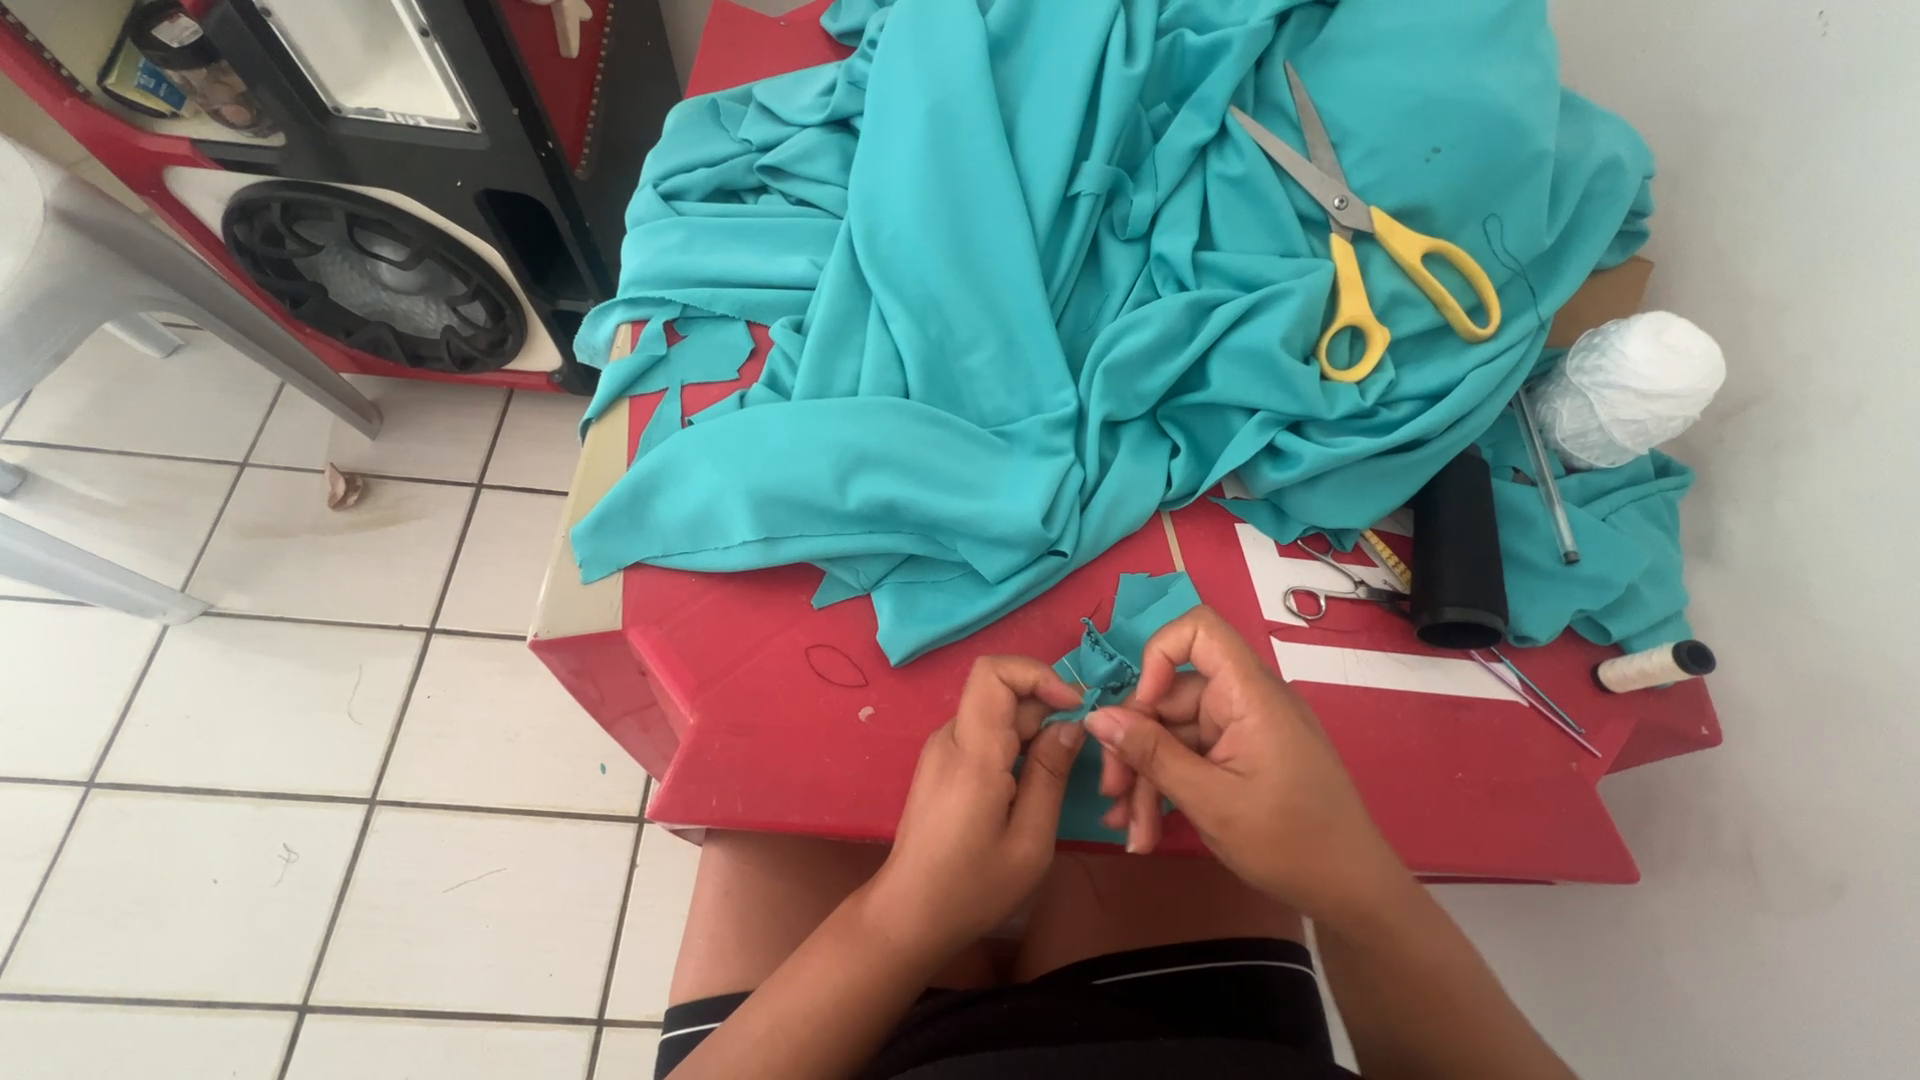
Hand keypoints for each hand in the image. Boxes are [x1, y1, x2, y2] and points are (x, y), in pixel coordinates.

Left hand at [865, 656, 1086, 958]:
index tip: (1074, 707)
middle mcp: (950, 738)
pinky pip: (984, 733)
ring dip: (1033, 728)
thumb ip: (1051, 775)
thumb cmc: (972, 887)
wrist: (908, 914)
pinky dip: (1015, 743)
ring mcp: (941, 749)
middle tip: (1082, 752)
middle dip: (1046, 708)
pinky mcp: (941, 763)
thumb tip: (1072, 724)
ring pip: (995, 712)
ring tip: (1061, 772)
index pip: (994, 672)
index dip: (1038, 674)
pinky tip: (1032, 782)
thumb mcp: (1030, 841)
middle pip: (1000, 692)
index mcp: (972, 753)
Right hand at [1083, 607, 1405, 921]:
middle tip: (1112, 796)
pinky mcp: (1241, 757)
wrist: (1354, 894)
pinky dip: (1167, 788)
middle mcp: (1245, 701)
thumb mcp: (1210, 801)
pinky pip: (1190, 757)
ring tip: (1130, 831)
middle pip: (1171, 697)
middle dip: (1135, 747)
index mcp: (1250, 694)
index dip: (1158, 656)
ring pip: (1173, 735)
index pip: (1200, 630)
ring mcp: (1242, 730)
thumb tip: (1096, 717)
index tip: (1138, 709)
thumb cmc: (1291, 843)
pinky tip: (1146, 829)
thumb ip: (1150, 754)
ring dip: (1146, 780)